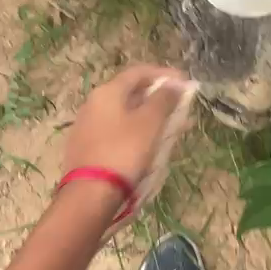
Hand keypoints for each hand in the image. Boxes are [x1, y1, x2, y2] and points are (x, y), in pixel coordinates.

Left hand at [63, 65, 189, 183]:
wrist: (88, 197)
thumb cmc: (123, 152)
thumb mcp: (150, 122)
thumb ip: (164, 98)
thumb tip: (174, 83)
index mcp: (108, 92)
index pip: (140, 72)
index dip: (165, 75)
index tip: (185, 84)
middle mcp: (93, 104)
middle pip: (131, 93)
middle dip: (158, 98)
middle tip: (180, 108)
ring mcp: (87, 127)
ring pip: (125, 114)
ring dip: (149, 118)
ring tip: (170, 130)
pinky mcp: (85, 149)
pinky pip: (116, 132)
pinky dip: (135, 133)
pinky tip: (148, 146)